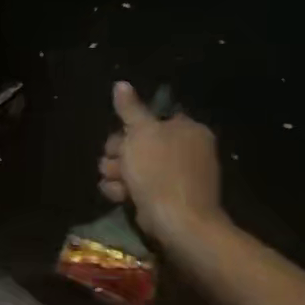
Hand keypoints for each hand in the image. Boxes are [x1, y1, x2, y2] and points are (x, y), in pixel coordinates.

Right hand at [98, 82, 224, 243]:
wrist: (177, 221)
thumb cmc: (159, 170)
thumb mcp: (140, 133)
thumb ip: (130, 108)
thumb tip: (121, 83)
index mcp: (187, 130)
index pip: (151, 119)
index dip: (129, 128)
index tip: (120, 138)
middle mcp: (186, 150)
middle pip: (137, 142)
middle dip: (118, 153)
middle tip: (116, 161)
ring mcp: (176, 175)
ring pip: (132, 165)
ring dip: (117, 173)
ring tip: (118, 183)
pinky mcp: (166, 197)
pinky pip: (138, 186)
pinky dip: (126, 190)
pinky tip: (120, 196)